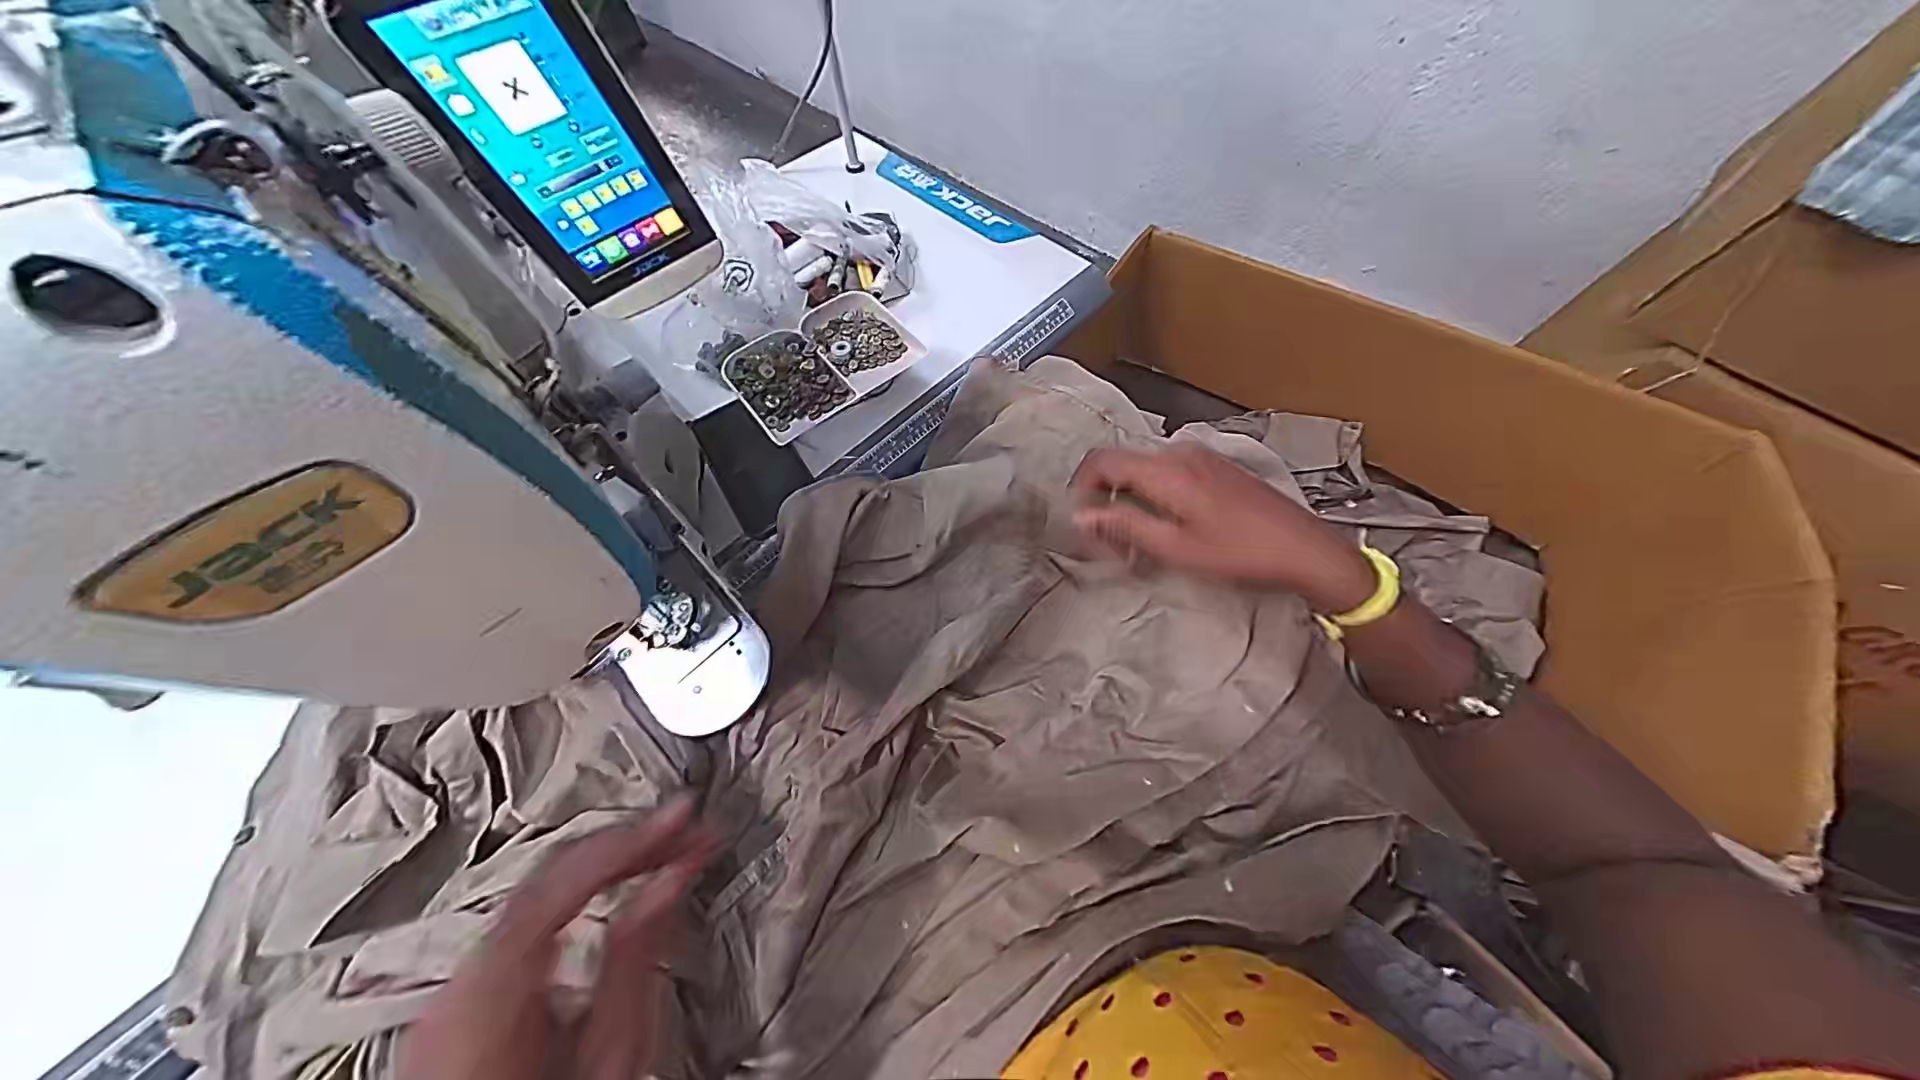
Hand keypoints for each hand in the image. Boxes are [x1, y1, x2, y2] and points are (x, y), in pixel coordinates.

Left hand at [398, 799, 713, 1079]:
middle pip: (558, 872)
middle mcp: (464, 977)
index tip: (683, 819)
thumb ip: (635, 959)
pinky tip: (622, 881)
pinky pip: (532, 913)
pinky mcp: (471, 992)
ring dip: (615, 860)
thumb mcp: (606, 1055)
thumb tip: (670, 880)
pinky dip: (585, 888)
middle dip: (634, 843)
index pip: (571, 874)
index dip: (636, 838)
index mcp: (494, 988)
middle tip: (689, 830)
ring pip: (547, 885)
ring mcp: (459, 983)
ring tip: (671, 848)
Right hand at [1070, 443, 1374, 611]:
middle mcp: (1180, 453)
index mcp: (1166, 470)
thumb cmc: (1239, 553)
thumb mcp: (1174, 547)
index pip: (1101, 461)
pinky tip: (1169, 528)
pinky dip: (1156, 497)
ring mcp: (1201, 456)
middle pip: (1122, 466)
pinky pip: (1169, 473)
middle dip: (1107, 501)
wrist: (1305, 549)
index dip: (1081, 488)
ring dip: (1131, 502)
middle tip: (1112, 544)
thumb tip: (1081, 515)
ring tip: (1141, 543)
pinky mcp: (1216, 466)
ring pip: (1145, 471)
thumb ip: (1124, 525)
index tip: (1082, 522)